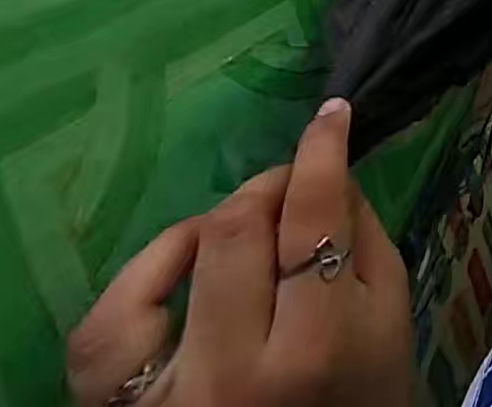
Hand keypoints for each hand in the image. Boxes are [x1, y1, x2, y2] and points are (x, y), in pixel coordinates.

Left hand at [66, 99, 415, 405]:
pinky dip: (144, 274)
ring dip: (211, 222)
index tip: (332, 114)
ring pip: (164, 269)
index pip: (312, 217)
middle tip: (295, 185)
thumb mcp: (390, 305)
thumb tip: (327, 173)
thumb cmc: (367, 390)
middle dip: (272, 184)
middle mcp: (233, 371)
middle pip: (236, 230)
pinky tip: (182, 259)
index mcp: (317, 341)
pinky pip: (102, 331)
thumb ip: (361, 232)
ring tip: (240, 227)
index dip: (321, 152)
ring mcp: (165, 399)